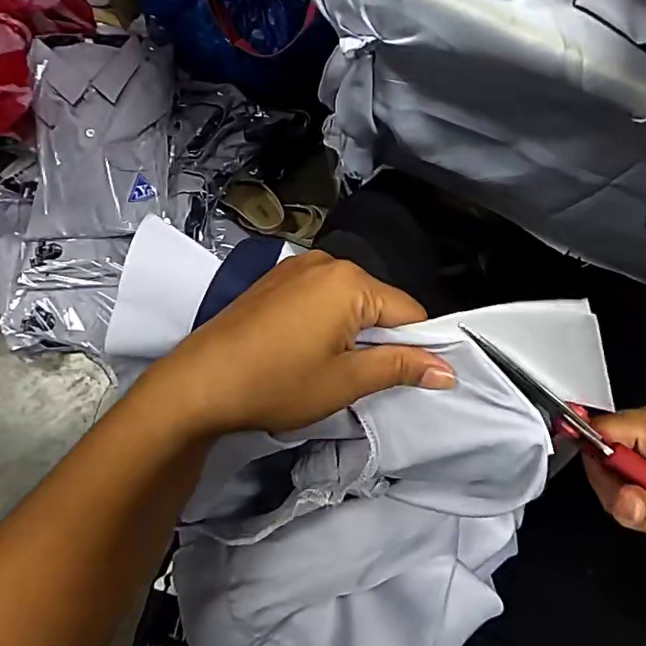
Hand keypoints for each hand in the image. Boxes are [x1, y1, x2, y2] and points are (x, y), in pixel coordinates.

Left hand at [134, 250, 454, 438]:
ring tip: (326, 366)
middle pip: (378, 302)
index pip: (409, 312)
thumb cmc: (275, 382)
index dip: (418, 347)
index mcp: (350, 281)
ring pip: (349, 299)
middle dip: (380, 338)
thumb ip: (399, 367)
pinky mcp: (276, 278)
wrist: (199, 381)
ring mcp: (297, 267)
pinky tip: (303, 348)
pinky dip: (325, 319)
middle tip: (357, 378)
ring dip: (351, 330)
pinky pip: (320, 294)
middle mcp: (327, 262)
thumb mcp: (345, 381)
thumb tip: (445, 369)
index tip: (411, 378)